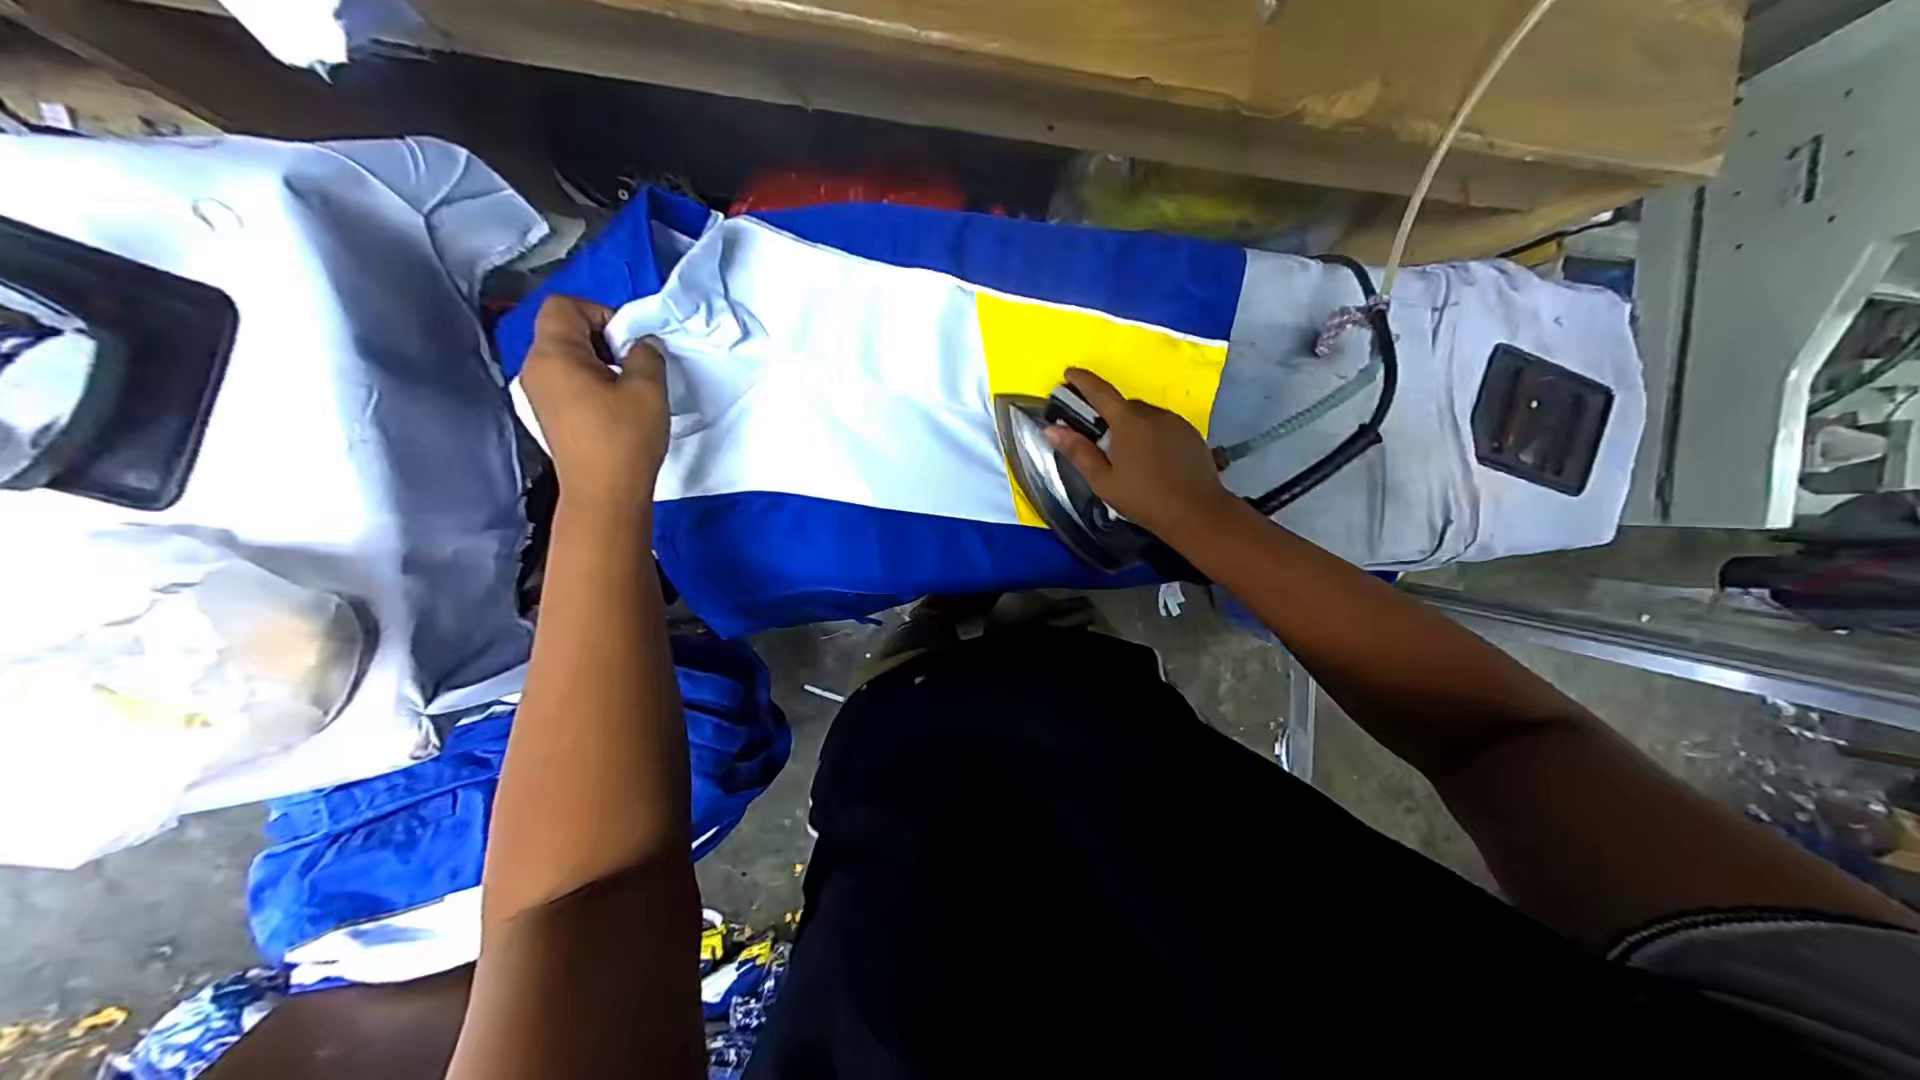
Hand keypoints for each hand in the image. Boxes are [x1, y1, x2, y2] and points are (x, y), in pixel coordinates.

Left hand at [520, 295, 669, 512]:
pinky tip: (615, 407)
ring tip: (627, 388)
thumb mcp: (648, 389)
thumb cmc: (625, 438)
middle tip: (632, 364)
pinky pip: (567, 380)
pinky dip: (591, 382)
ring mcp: (538, 393)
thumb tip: (641, 345)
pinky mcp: (549, 415)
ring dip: (598, 361)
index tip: (628, 342)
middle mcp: (536, 368)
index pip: (564, 306)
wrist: (605, 495)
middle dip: (601, 337)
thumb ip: (646, 355)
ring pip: (566, 356)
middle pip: (562, 329)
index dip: (600, 312)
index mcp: (553, 354)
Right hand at [1043, 368, 1249, 543]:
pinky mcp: (1191, 434)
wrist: (1197, 513)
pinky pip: (1163, 426)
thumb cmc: (1144, 498)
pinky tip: (1151, 460)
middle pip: (1124, 406)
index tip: (1069, 374)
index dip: (1081, 380)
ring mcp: (1176, 422)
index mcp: (1128, 422)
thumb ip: (1078, 451)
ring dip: (1132, 427)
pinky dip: (1151, 435)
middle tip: (1099, 440)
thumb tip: (1052, 429)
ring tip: (1128, 456)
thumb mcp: (1104, 480)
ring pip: (1145, 416)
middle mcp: (1153, 414)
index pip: (1099, 391)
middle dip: (1108, 416)